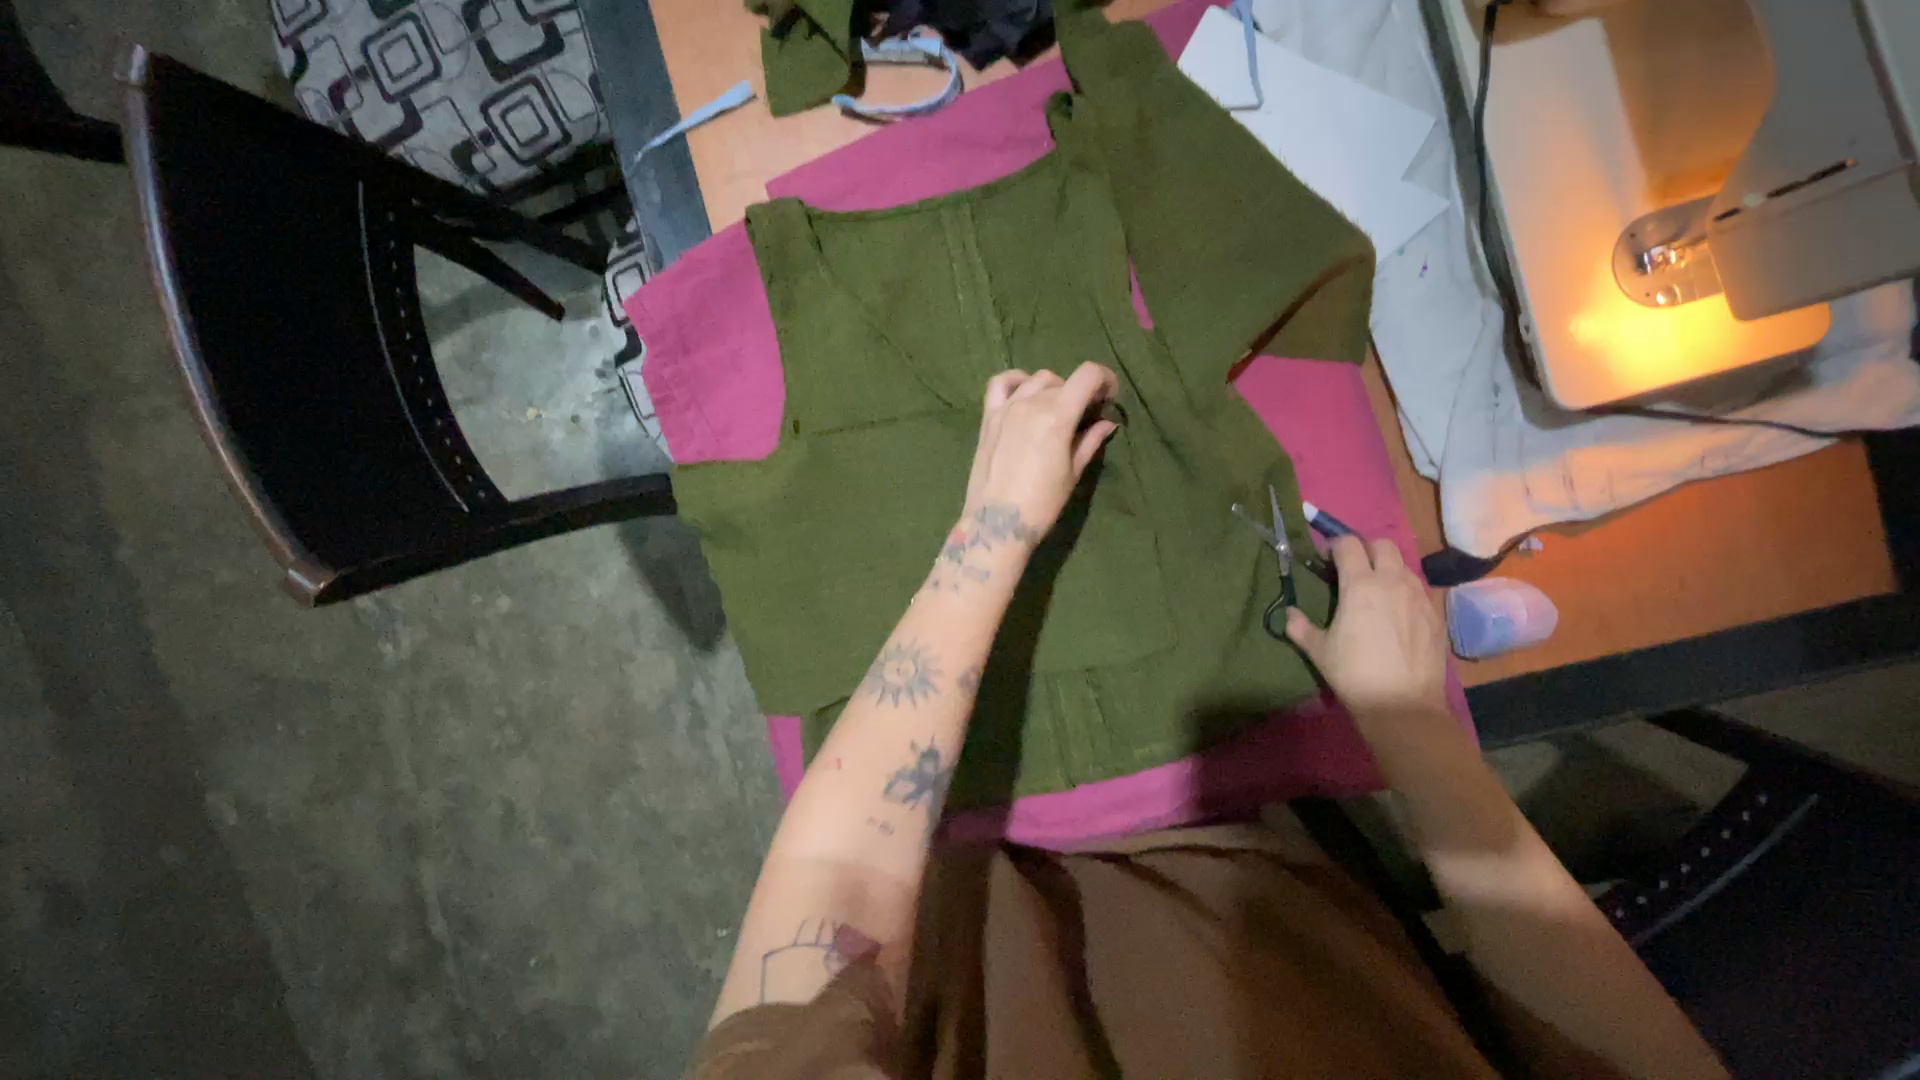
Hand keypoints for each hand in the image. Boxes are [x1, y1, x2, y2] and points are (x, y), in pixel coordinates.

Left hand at [962, 364, 1119, 539]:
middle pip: (1064, 381)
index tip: (1109, 398)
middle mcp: (1031, 403)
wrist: (997, 523)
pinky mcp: (988, 417)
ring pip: (1036, 380)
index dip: (1105, 379)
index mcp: (1057, 415)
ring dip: (1054, 389)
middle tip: (1087, 415)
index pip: (1088, 375)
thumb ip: (1090, 441)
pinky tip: (1025, 394)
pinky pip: (1000, 383)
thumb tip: (1107, 423)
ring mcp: (1007, 408)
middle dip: (1081, 392)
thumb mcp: (1073, 473)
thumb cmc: (1041, 503)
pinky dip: (1017, 381)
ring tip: (1058, 410)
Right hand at [1285, 536, 1449, 718]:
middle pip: (1382, 545)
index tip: (1325, 561)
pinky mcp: (1436, 613)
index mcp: (1361, 585)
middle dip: (1365, 550)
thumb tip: (1289, 613)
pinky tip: (1396, 613)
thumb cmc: (1354, 674)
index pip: (1348, 544)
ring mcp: (1419, 596)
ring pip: (1404, 565)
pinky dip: (1405, 591)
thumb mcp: (1318, 650)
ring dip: (1387, 569)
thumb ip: (1300, 627)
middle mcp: (1393, 582)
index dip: (1334, 547)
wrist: (1402, 705)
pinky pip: (1419, 589)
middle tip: (1352, 571)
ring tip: (1376, 593)